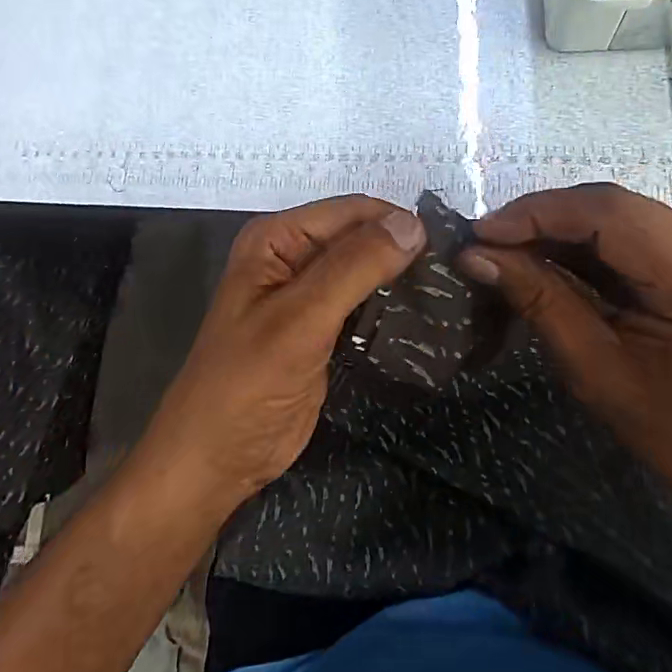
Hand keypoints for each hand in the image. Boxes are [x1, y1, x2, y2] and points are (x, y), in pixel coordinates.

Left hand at [134, 195, 424, 513]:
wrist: (218, 460)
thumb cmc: (248, 385)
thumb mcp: (301, 319)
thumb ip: (355, 267)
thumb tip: (414, 224)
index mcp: (277, 239)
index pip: (353, 211)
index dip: (398, 223)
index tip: (448, 248)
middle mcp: (294, 257)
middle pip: (362, 237)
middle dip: (404, 251)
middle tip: (453, 272)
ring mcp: (310, 295)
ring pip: (369, 270)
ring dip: (402, 279)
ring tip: (447, 291)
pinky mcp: (325, 328)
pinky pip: (367, 303)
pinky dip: (393, 306)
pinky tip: (424, 315)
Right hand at [458, 184, 671, 549]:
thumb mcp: (598, 372)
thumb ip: (541, 301)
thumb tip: (478, 254)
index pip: (614, 217)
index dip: (540, 213)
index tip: (481, 232)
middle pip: (620, 209)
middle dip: (547, 219)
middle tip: (489, 243)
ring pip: (628, 216)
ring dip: (566, 230)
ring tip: (511, 250)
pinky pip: (643, 235)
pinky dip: (594, 245)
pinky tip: (554, 258)